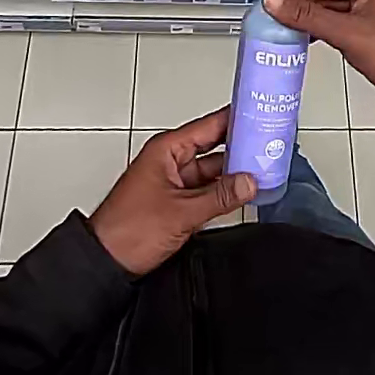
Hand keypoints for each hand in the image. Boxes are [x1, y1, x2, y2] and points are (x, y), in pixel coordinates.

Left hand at [89, 106, 255, 275]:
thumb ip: (219, 196)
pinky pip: (206, 188)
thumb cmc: (127, 230)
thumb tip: (249, 182)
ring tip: (262, 167)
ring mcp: (174, 180)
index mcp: (167, 149)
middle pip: (213, 146)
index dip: (234, 118)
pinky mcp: (176, 199)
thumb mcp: (181, 212)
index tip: (257, 112)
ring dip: (233, 171)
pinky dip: (223, 189)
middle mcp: (171, 159)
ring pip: (211, 169)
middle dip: (239, 145)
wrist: (105, 262)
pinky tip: (242, 191)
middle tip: (268, 142)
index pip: (209, 126)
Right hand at [263, 0, 374, 135]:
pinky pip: (337, 21)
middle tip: (274, 9)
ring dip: (309, 15)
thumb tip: (278, 0)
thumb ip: (307, 15)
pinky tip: (303, 35)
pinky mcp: (369, 30)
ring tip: (283, 23)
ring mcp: (372, 9)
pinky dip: (320, 27)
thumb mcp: (348, 32)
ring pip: (330, 5)